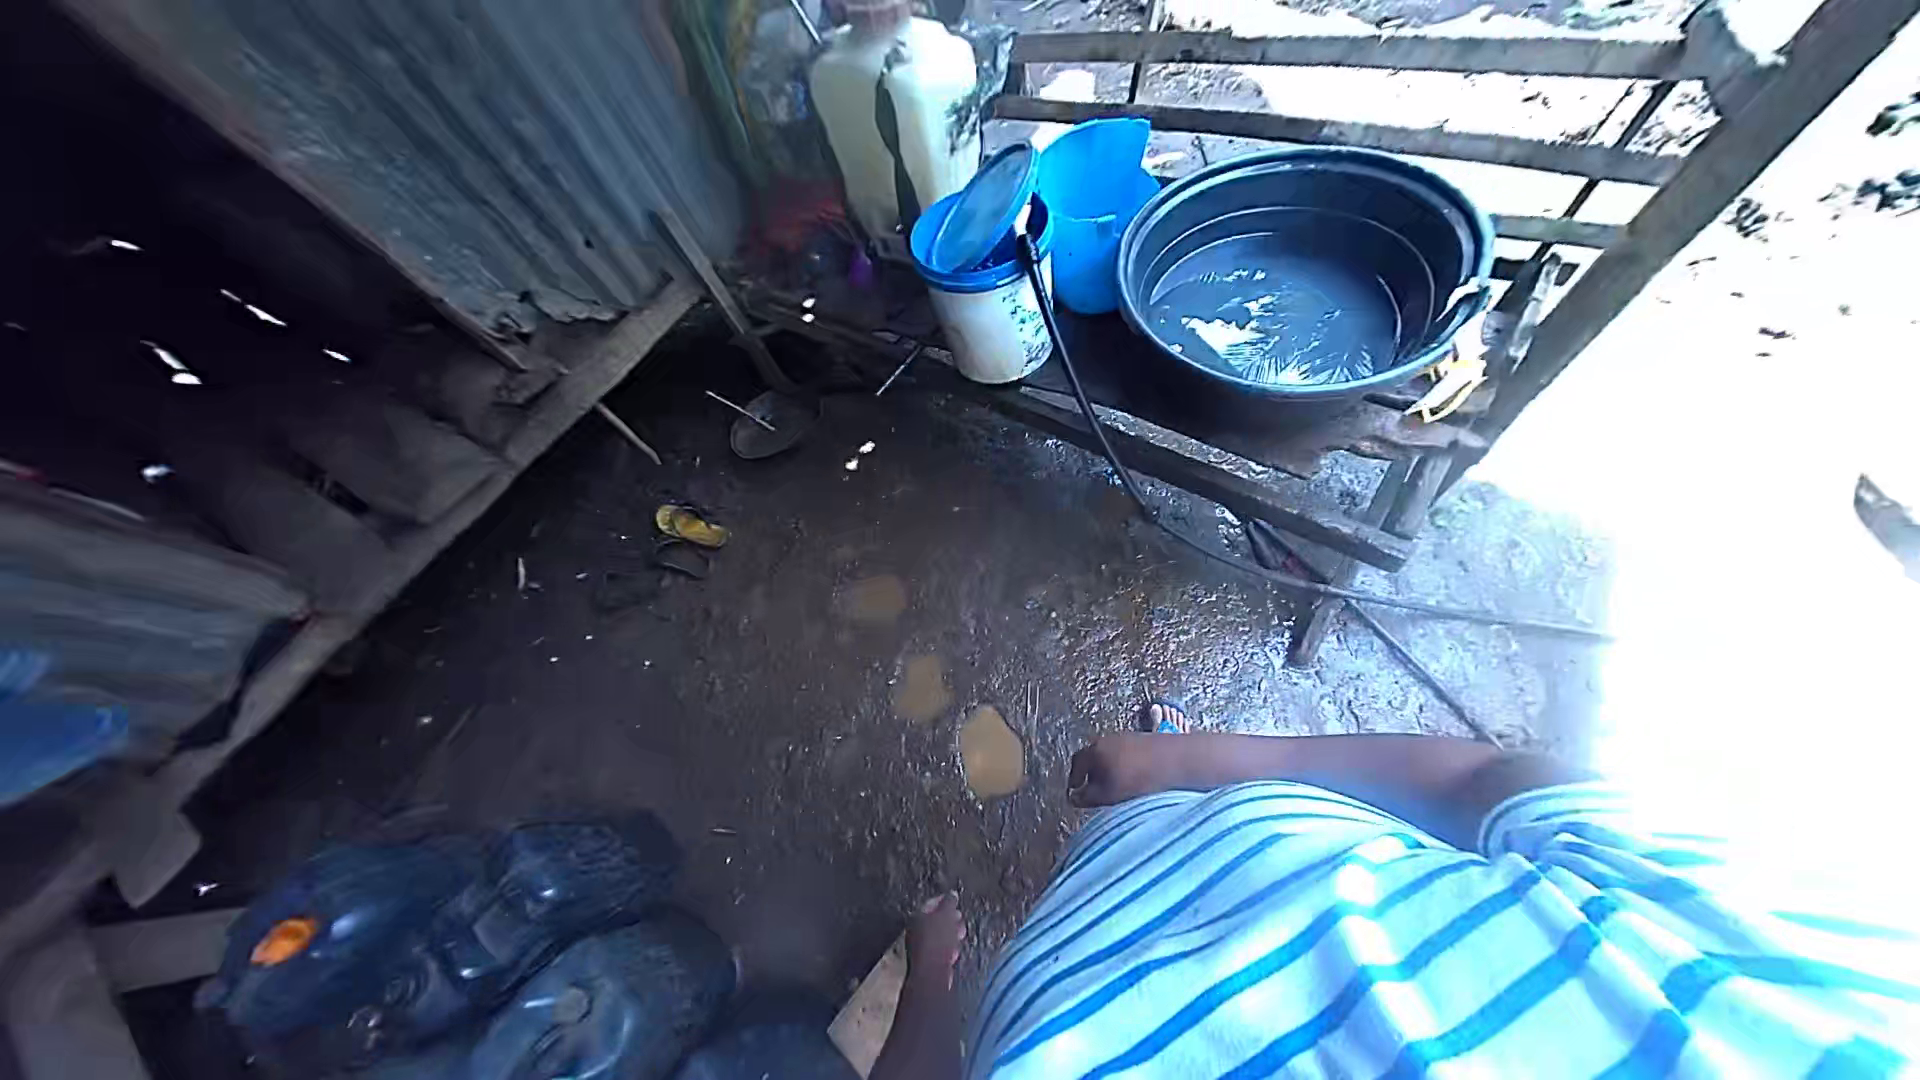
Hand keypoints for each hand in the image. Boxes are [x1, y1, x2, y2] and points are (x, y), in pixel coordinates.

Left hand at [906, 892, 963, 989]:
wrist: (932, 974)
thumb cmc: (937, 940)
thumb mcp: (946, 914)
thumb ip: (949, 902)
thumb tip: (952, 894)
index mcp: (916, 917)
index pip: (931, 903)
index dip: (944, 900)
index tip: (955, 899)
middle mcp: (915, 931)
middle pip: (934, 920)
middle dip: (949, 918)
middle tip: (960, 917)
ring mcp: (920, 948)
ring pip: (938, 936)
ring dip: (951, 933)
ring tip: (961, 933)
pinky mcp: (927, 963)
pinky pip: (940, 950)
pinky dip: (948, 948)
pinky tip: (955, 951)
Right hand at [1068, 733, 1189, 806]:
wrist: (1173, 761)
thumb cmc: (1136, 780)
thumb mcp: (1106, 795)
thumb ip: (1086, 797)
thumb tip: (1072, 798)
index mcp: (1094, 750)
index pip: (1076, 762)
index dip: (1074, 777)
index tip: (1075, 790)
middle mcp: (1106, 739)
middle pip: (1093, 756)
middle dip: (1092, 773)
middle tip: (1094, 789)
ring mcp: (1126, 737)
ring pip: (1111, 755)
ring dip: (1109, 769)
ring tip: (1116, 786)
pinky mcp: (1143, 740)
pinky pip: (1127, 754)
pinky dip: (1125, 766)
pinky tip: (1135, 779)